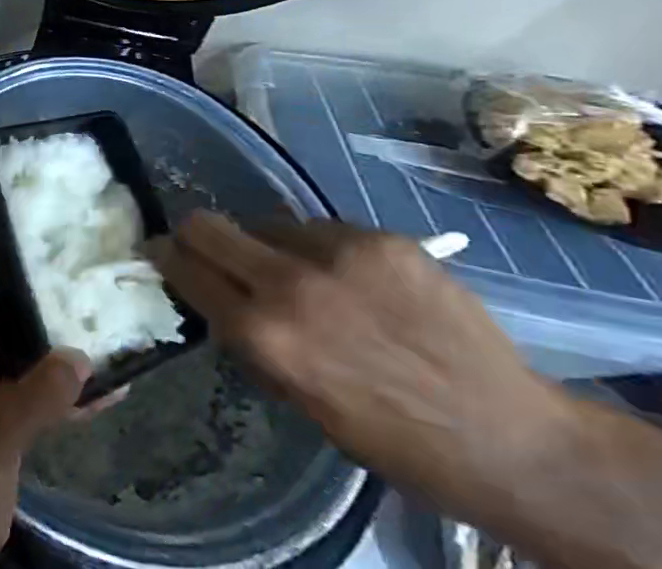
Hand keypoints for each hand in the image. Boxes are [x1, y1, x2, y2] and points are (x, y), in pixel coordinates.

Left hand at [0, 252, 89, 568]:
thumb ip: (40, 392)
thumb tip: (85, 355)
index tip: (22, 217)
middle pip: (4, 303)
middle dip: (39, 285)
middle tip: (82, 259)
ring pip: (28, 343)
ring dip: (61, 335)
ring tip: (106, 309)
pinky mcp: (13, 410)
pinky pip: (46, 385)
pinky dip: (74, 386)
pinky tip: (116, 381)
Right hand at [147, 213, 574, 509]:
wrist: (503, 434)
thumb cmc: (392, 439)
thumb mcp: (302, 401)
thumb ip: (255, 343)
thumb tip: (224, 302)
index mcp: (265, 336)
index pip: (187, 271)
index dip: (165, 258)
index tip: (159, 251)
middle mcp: (290, 283)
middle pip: (209, 226)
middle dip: (196, 234)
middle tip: (204, 245)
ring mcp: (338, 252)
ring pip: (271, 223)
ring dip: (270, 245)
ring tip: (303, 276)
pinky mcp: (381, 238)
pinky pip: (326, 230)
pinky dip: (323, 249)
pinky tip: (354, 280)